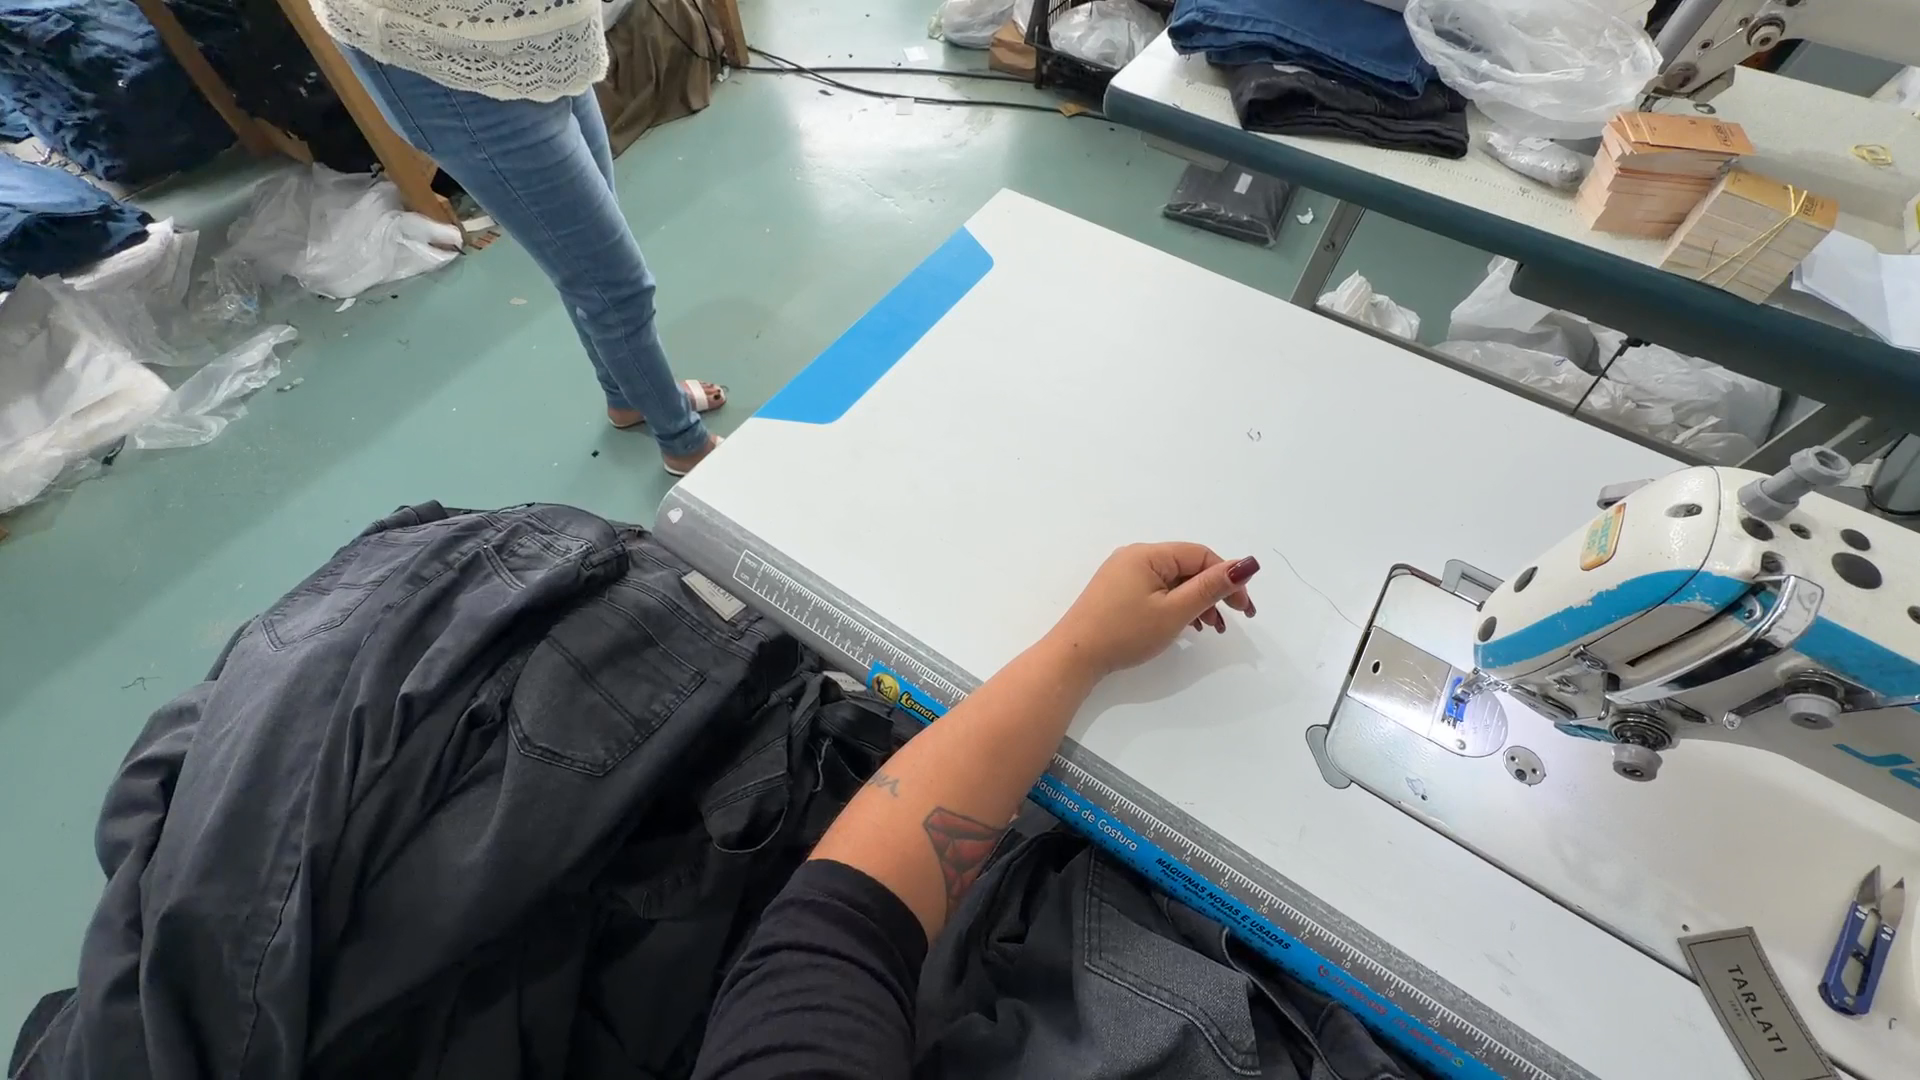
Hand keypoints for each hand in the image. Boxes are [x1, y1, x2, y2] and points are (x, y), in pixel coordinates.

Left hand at [1043, 543, 1259, 676]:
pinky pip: (1156, 591)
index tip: (1244, 610)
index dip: (1227, 579)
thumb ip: (1211, 587)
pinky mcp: (1117, 592)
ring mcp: (1122, 574)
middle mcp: (1134, 557)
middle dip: (1212, 592)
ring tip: (1209, 629)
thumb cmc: (1125, 632)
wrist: (1075, 656)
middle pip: (1186, 567)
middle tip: (1230, 622)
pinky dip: (1175, 606)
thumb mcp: (1174, 611)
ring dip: (1195, 602)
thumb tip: (1246, 564)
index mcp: (1147, 554)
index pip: (1200, 555)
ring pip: (1172, 581)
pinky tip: (1185, 627)